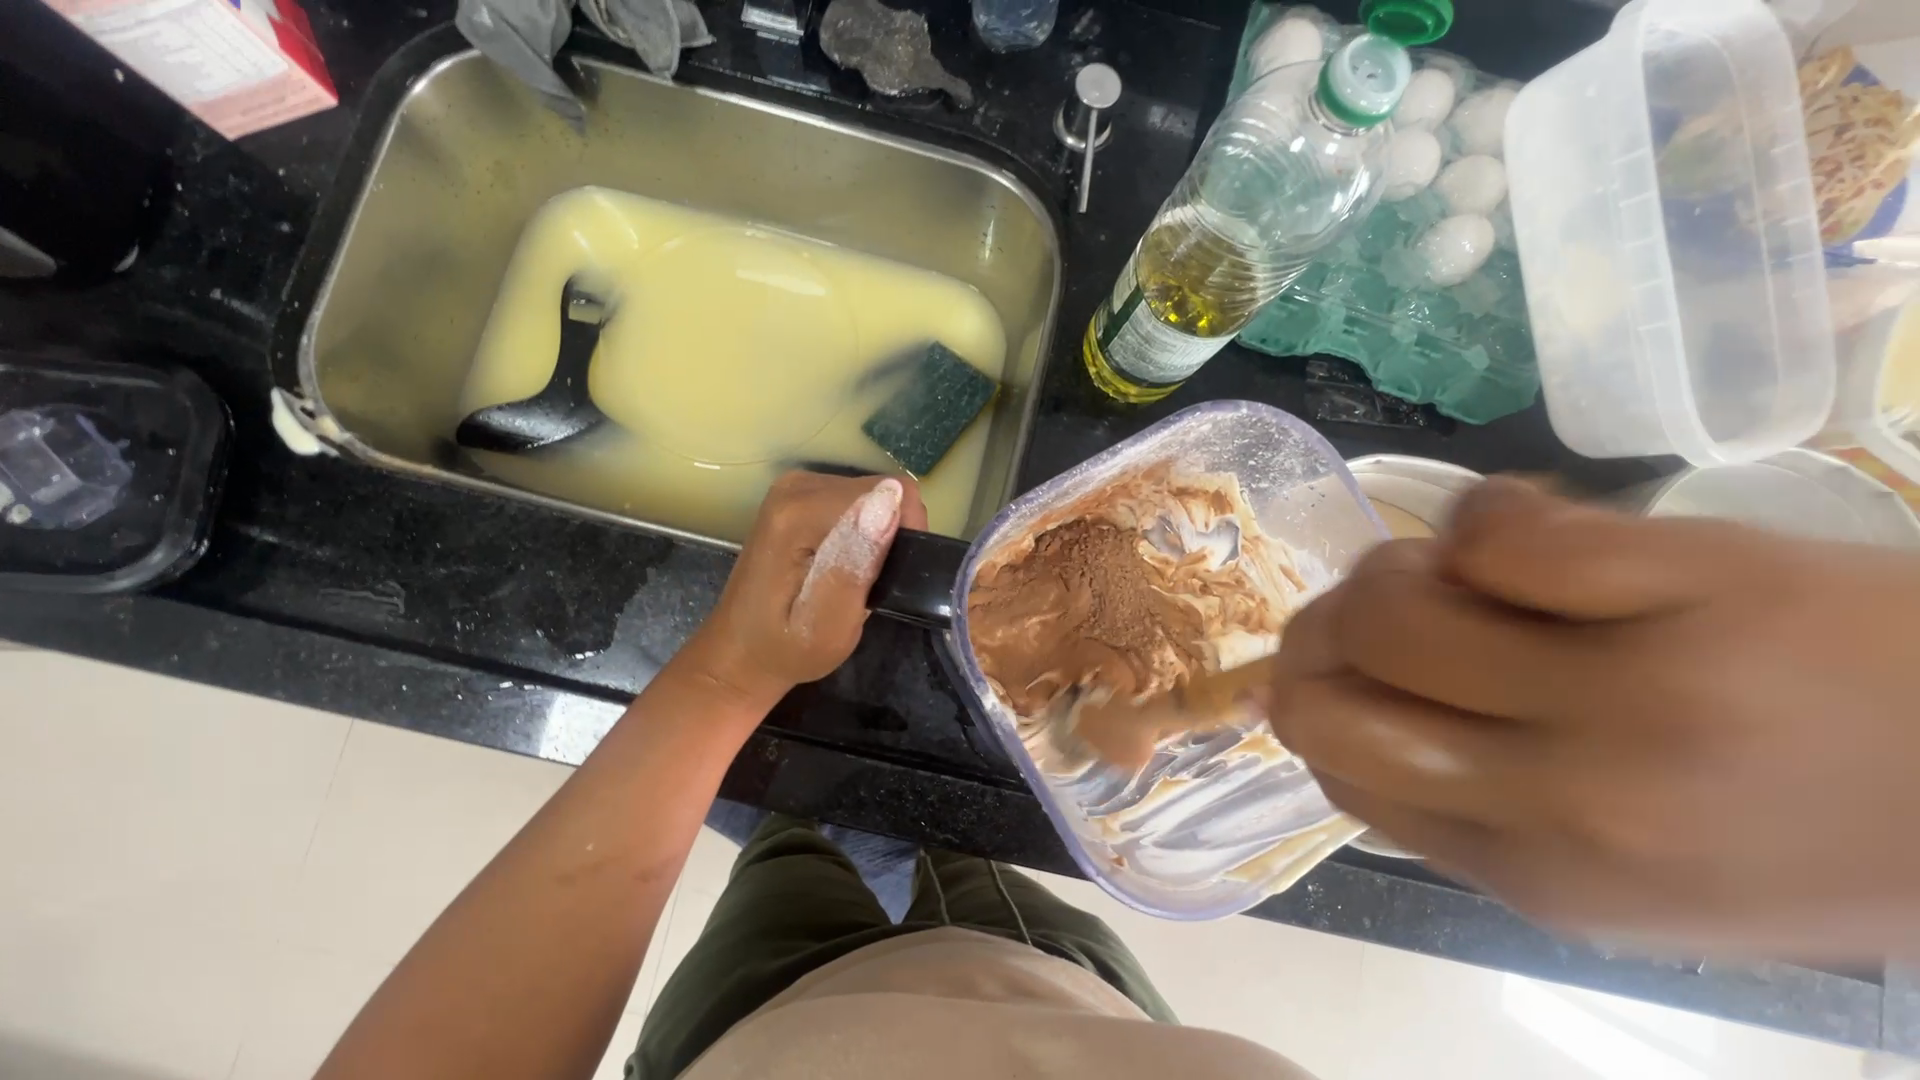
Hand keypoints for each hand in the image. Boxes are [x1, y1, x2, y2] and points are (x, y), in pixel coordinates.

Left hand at [682, 471, 927, 709]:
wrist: (741, 651)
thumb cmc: (787, 649)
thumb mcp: (830, 624)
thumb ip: (857, 561)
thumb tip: (889, 498)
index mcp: (801, 512)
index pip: (893, 494)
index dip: (907, 535)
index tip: (890, 577)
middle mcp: (797, 486)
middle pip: (881, 490)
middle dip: (890, 536)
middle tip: (868, 584)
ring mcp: (795, 487)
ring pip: (872, 495)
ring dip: (877, 536)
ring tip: (855, 578)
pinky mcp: (798, 496)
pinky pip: (854, 501)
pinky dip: (862, 531)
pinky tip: (844, 563)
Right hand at [1268, 478, 1919, 958]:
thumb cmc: (1807, 833)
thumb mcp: (1611, 874)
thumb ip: (1458, 805)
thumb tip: (1313, 700)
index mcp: (1538, 876)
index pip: (1334, 770)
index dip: (1309, 697)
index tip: (1337, 661)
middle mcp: (1565, 800)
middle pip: (1328, 697)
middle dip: (1328, 633)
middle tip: (1380, 606)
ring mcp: (1635, 692)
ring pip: (1393, 606)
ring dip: (1399, 568)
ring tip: (1457, 566)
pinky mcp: (1697, 583)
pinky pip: (1499, 535)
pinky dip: (1486, 514)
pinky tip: (1526, 523)